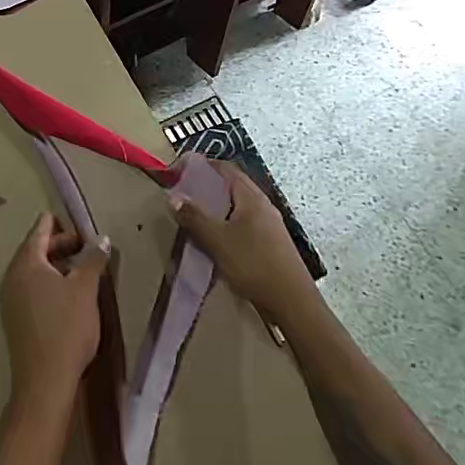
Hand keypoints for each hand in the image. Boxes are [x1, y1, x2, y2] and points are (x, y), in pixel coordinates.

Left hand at [0, 213, 108, 407]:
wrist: (46, 380)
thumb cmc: (67, 326)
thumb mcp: (86, 288)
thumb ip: (93, 259)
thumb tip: (101, 239)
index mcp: (26, 265)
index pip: (38, 231)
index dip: (56, 223)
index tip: (72, 217)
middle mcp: (12, 278)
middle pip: (35, 250)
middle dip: (60, 244)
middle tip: (87, 245)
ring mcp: (11, 301)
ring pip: (34, 271)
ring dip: (57, 265)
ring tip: (84, 267)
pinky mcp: (17, 319)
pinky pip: (32, 288)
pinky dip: (50, 282)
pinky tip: (70, 291)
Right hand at [169, 157, 318, 323]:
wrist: (290, 298)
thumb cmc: (253, 264)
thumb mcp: (218, 240)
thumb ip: (195, 218)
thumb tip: (174, 197)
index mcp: (251, 197)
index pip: (226, 169)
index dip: (201, 166)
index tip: (179, 171)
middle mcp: (263, 205)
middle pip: (232, 186)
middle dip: (206, 187)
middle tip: (182, 195)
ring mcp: (269, 223)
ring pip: (237, 206)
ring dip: (216, 207)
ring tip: (194, 217)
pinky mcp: (270, 241)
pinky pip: (243, 223)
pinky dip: (226, 223)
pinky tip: (215, 239)